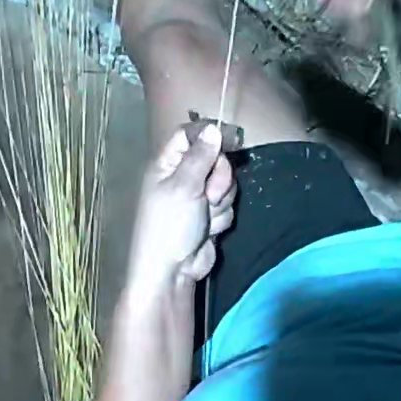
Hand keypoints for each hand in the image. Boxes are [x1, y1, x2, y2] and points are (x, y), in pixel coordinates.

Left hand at [125, 123, 235, 295]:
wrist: (172, 271)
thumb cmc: (169, 226)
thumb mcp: (183, 186)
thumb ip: (200, 156)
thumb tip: (213, 128)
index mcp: (166, 164)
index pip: (189, 134)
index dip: (210, 133)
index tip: (233, 138)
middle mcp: (181, 176)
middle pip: (215, 158)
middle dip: (219, 178)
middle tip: (208, 195)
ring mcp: (197, 196)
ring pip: (225, 183)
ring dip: (220, 201)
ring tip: (205, 217)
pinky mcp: (210, 214)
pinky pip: (227, 204)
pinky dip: (221, 217)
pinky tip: (209, 230)